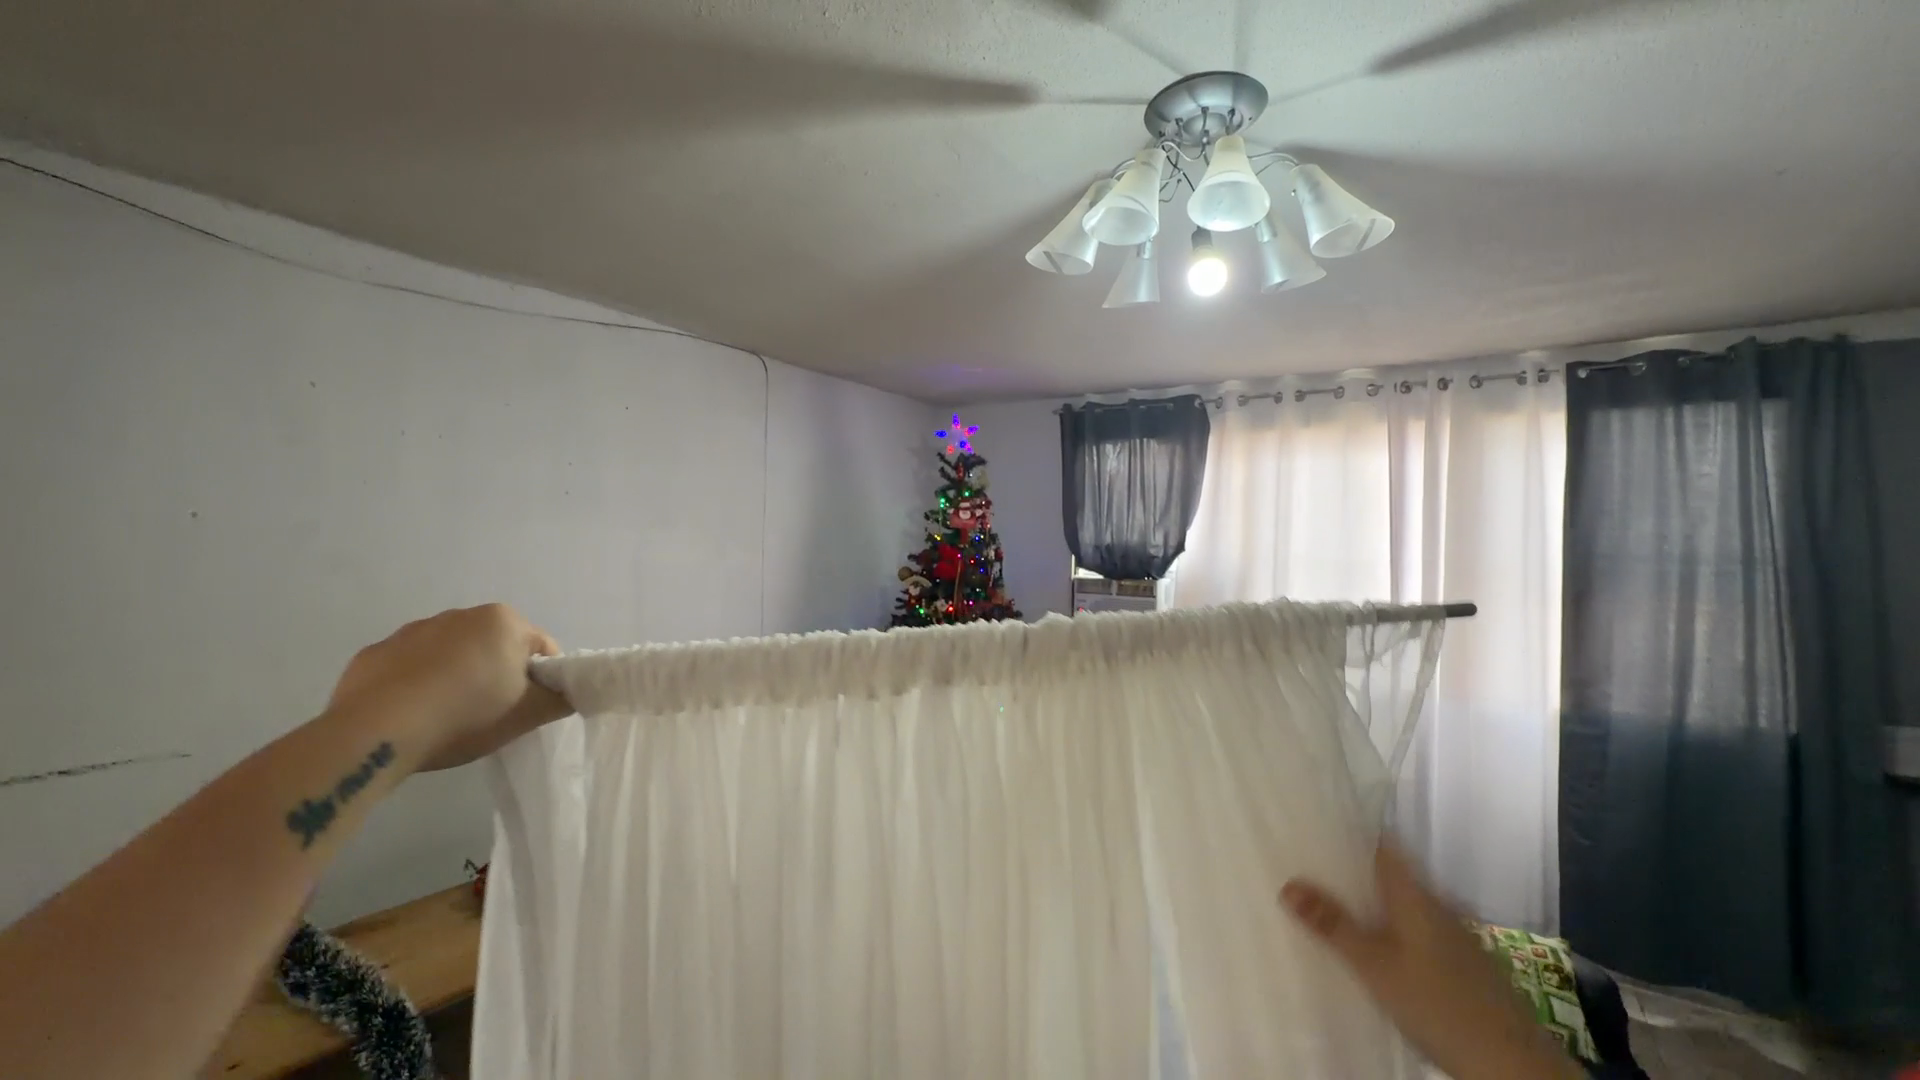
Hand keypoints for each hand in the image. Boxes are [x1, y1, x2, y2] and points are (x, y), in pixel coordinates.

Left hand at [325, 604, 571, 771]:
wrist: (377, 733)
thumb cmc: (466, 715)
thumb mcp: (529, 714)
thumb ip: (562, 698)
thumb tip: (571, 692)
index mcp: (502, 621)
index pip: (542, 648)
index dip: (543, 680)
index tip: (528, 708)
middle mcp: (458, 615)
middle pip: (496, 647)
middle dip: (499, 674)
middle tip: (492, 714)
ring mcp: (411, 631)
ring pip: (452, 655)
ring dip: (458, 676)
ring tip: (448, 716)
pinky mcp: (374, 654)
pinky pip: (410, 667)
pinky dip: (417, 684)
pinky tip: (413, 714)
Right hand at [1280, 844, 1582, 1079]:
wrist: (1510, 1062)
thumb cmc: (1436, 1002)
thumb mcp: (1373, 965)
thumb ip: (1333, 925)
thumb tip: (1288, 884)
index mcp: (1414, 895)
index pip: (1383, 845)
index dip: (1353, 833)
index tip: (1319, 827)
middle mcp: (1437, 905)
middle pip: (1392, 875)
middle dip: (1355, 871)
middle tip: (1312, 869)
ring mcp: (1455, 935)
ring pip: (1405, 905)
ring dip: (1373, 903)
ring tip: (1335, 906)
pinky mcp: (1463, 964)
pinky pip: (1418, 931)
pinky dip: (1392, 929)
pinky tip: (1376, 948)